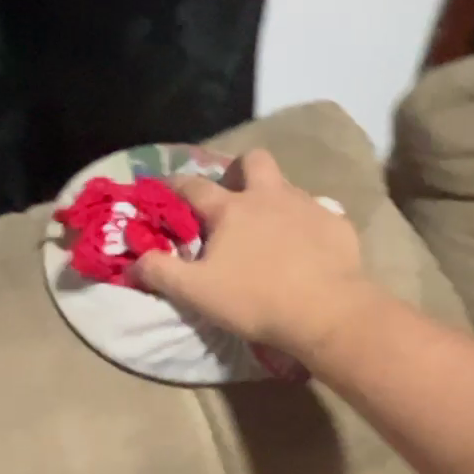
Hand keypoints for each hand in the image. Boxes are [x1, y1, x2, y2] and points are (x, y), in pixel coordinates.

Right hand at [131, 149, 376, 360]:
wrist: (327, 312)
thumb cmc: (255, 299)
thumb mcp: (195, 292)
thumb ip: (160, 272)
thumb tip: (135, 262)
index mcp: (231, 209)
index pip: (194, 186)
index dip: (174, 185)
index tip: (163, 189)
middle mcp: (270, 196)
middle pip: (253, 161)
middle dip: (238, 171)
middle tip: (232, 197)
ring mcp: (308, 206)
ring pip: (287, 186)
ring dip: (273, 199)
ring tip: (268, 231)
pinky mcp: (338, 225)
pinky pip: (318, 215)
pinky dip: (306, 226)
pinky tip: (305, 250)